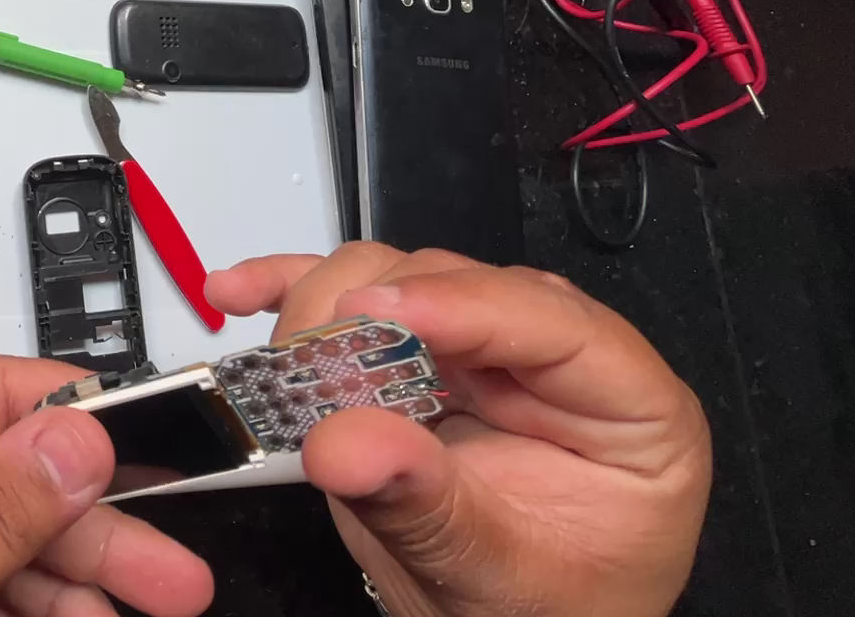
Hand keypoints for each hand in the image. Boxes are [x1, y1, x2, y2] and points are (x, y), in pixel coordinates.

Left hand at [0, 355, 214, 616]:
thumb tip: (73, 438)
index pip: (2, 390)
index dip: (83, 420)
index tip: (156, 451)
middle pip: (18, 468)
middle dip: (98, 517)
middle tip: (170, 568)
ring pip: (10, 526)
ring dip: (80, 568)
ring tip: (149, 600)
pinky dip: (34, 596)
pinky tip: (78, 616)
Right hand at [205, 243, 710, 616]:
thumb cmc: (528, 606)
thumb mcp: (489, 573)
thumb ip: (423, 505)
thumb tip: (342, 445)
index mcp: (618, 405)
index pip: (552, 323)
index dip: (459, 304)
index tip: (366, 314)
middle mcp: (534, 351)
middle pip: (445, 280)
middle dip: (364, 317)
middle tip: (307, 369)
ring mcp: (457, 335)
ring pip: (378, 271)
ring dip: (314, 308)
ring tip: (283, 371)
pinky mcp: (390, 338)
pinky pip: (331, 288)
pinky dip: (279, 287)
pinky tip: (237, 293)